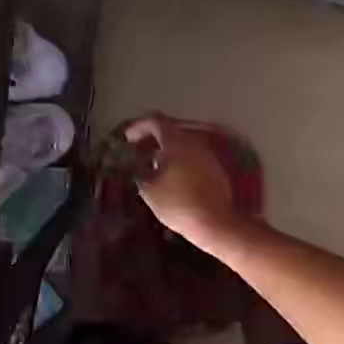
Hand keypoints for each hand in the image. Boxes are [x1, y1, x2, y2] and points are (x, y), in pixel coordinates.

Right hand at [123, 115, 244, 248]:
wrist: (214, 222)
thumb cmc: (178, 203)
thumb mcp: (149, 189)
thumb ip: (140, 170)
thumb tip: (138, 164)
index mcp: (176, 142)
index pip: (155, 121)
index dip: (138, 127)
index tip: (128, 138)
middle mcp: (194, 143)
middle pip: (171, 131)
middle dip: (152, 139)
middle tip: (137, 151)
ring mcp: (207, 156)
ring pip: (183, 146)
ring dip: (166, 151)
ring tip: (151, 166)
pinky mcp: (215, 170)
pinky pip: (193, 158)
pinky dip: (179, 161)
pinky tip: (171, 177)